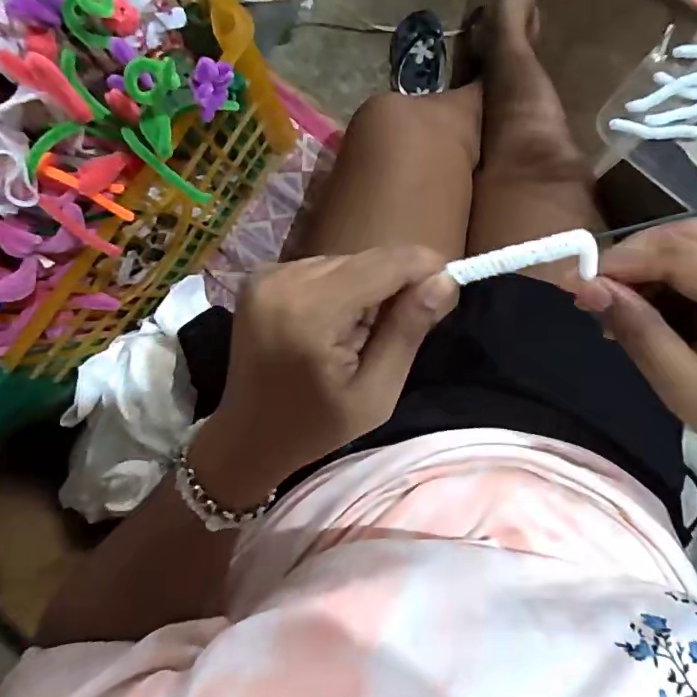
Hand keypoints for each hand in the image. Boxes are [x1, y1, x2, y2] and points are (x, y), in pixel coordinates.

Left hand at [192, 246, 457, 501]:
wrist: (247, 437)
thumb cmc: (315, 427)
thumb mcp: (376, 393)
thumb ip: (408, 331)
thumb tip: (445, 280)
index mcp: (312, 311)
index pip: (385, 263)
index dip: (425, 266)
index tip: (448, 287)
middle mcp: (285, 279)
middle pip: (366, 260)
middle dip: (394, 285)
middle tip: (400, 329)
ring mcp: (268, 275)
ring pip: (346, 261)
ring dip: (366, 289)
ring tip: (360, 335)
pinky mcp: (261, 277)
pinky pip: (322, 269)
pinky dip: (340, 290)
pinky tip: (334, 325)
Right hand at [576, 220, 696, 459]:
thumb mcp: (682, 389)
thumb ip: (639, 332)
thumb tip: (589, 287)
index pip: (688, 257)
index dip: (629, 259)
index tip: (582, 277)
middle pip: (696, 236)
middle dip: (637, 255)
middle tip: (596, 286)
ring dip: (653, 259)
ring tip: (620, 296)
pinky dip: (675, 265)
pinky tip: (653, 294)